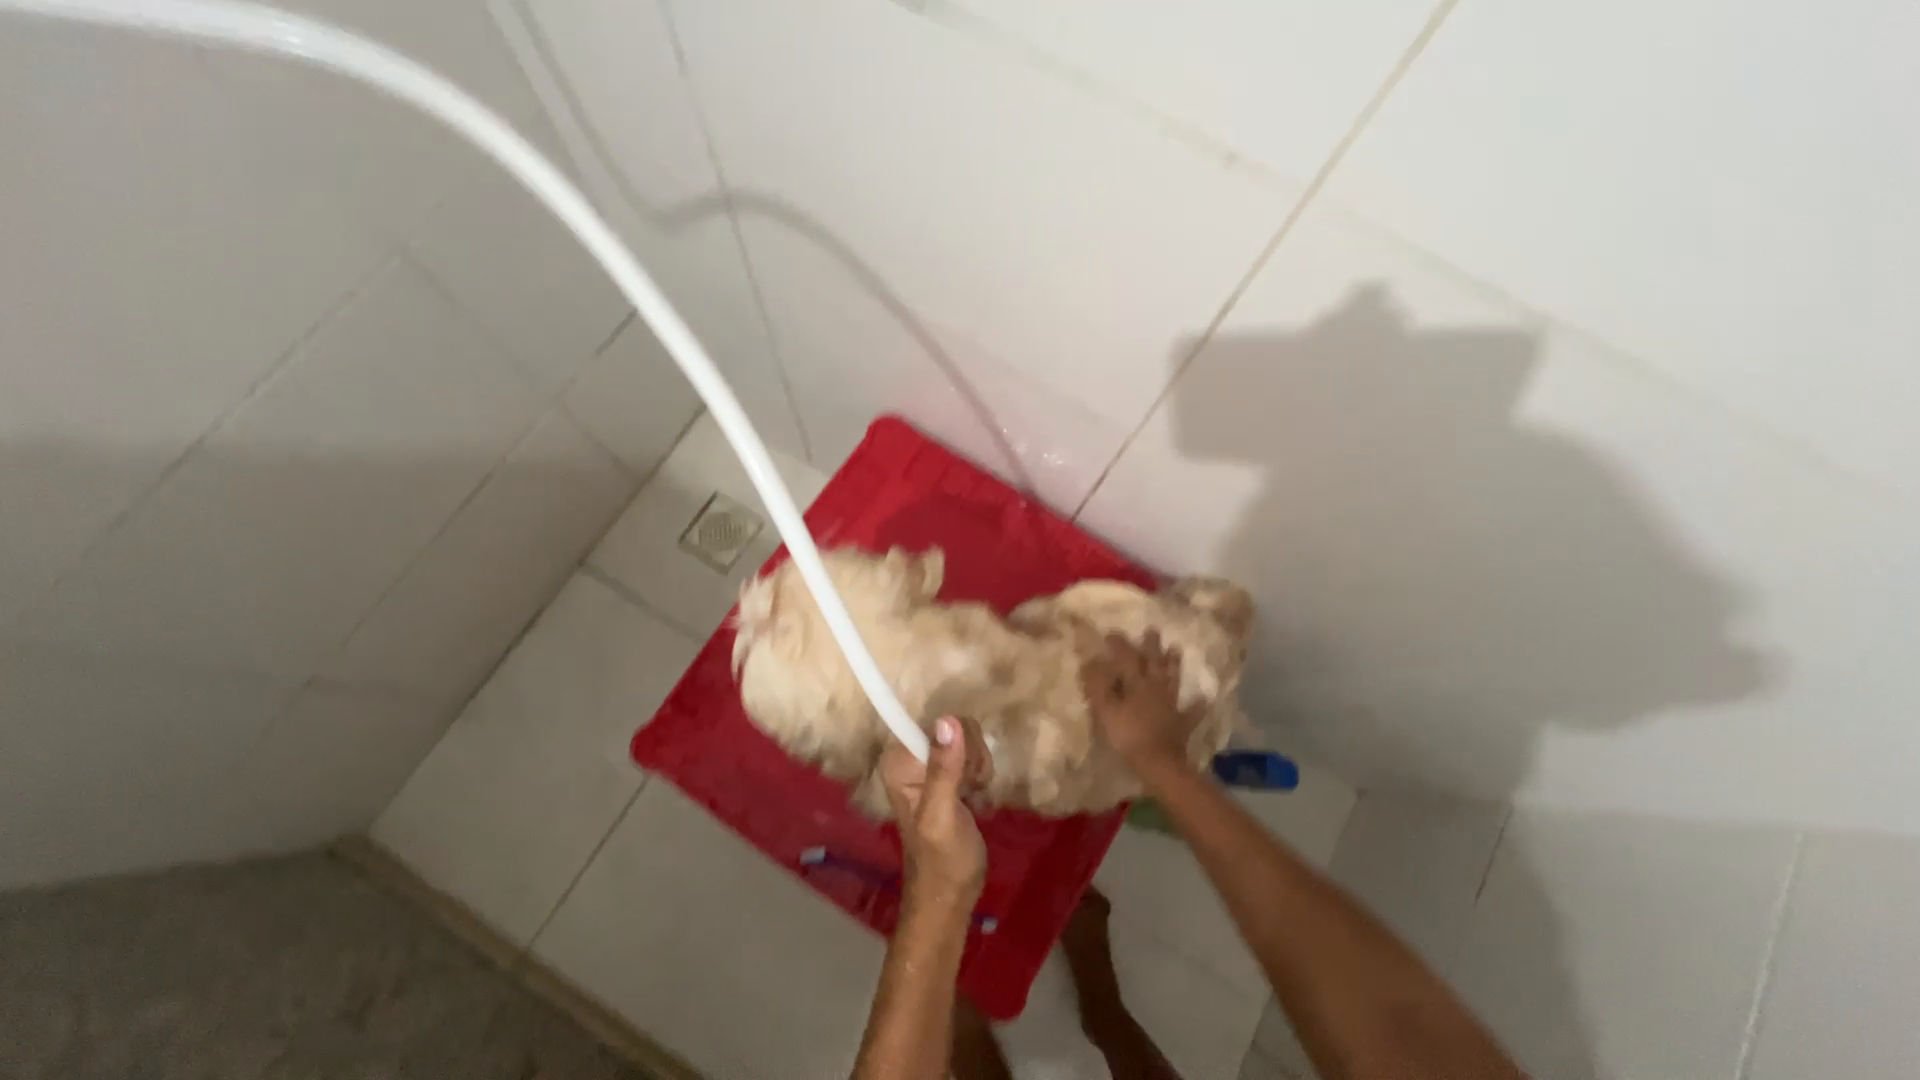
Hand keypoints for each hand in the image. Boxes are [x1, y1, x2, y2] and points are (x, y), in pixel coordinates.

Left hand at [880, 716, 991, 906]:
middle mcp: (909, 755)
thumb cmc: (943, 860)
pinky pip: (972, 752)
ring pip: (968, 738)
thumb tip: (947, 720)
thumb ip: (943, 768)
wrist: (951, 893)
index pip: (937, 722)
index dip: (959, 743)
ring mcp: (928, 764)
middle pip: (956, 726)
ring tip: (972, 795)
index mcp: (898, 761)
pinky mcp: (946, 773)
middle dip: (972, 756)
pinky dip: (981, 773)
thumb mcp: (942, 814)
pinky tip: (975, 796)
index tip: (964, 773)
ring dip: (979, 766)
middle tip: (970, 788)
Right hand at [1079, 629, 1204, 770]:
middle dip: (1151, 646)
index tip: (1111, 632)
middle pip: (1153, 663)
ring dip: (1174, 664)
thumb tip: (1091, 660)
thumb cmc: (1127, 735)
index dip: (1119, 644)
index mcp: (1136, 683)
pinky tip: (1205, 699)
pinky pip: (1192, 711)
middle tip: (1153, 630)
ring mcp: (1171, 705)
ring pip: (1172, 679)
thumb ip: (1097, 684)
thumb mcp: (1104, 709)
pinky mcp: (1182, 723)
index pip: (1126, 657)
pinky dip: (1198, 705)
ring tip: (1176, 649)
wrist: (1158, 762)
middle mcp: (1155, 688)